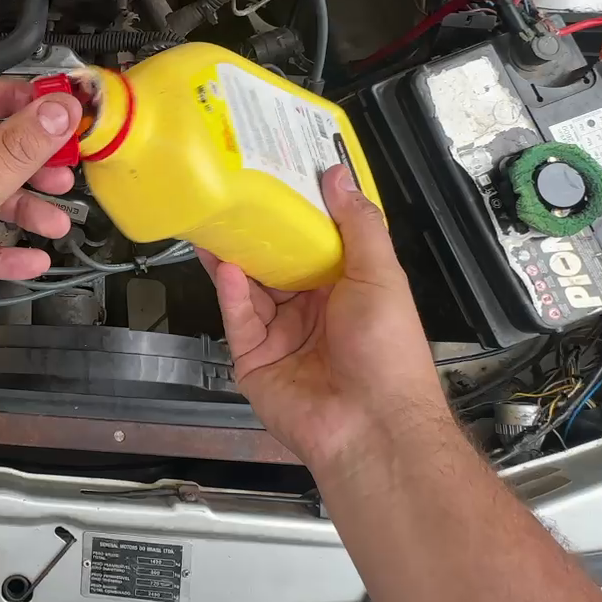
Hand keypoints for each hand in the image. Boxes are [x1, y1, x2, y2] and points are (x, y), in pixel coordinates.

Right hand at [200, 165, 447, 472]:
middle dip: (252, 237)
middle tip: (230, 202)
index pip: (309, 246)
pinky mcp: (252, 357)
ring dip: (233, 258)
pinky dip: (230, 292)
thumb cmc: (388, 353)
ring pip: (248, 288)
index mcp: (343, 292)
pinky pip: (238, 317)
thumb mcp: (381, 277)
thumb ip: (358, 225)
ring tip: (214, 225)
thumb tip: (339, 176)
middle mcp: (308, 311)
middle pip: (272, 266)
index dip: (292, 217)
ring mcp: (278, 335)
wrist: (370, 425)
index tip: (274, 183)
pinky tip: (225, 267)